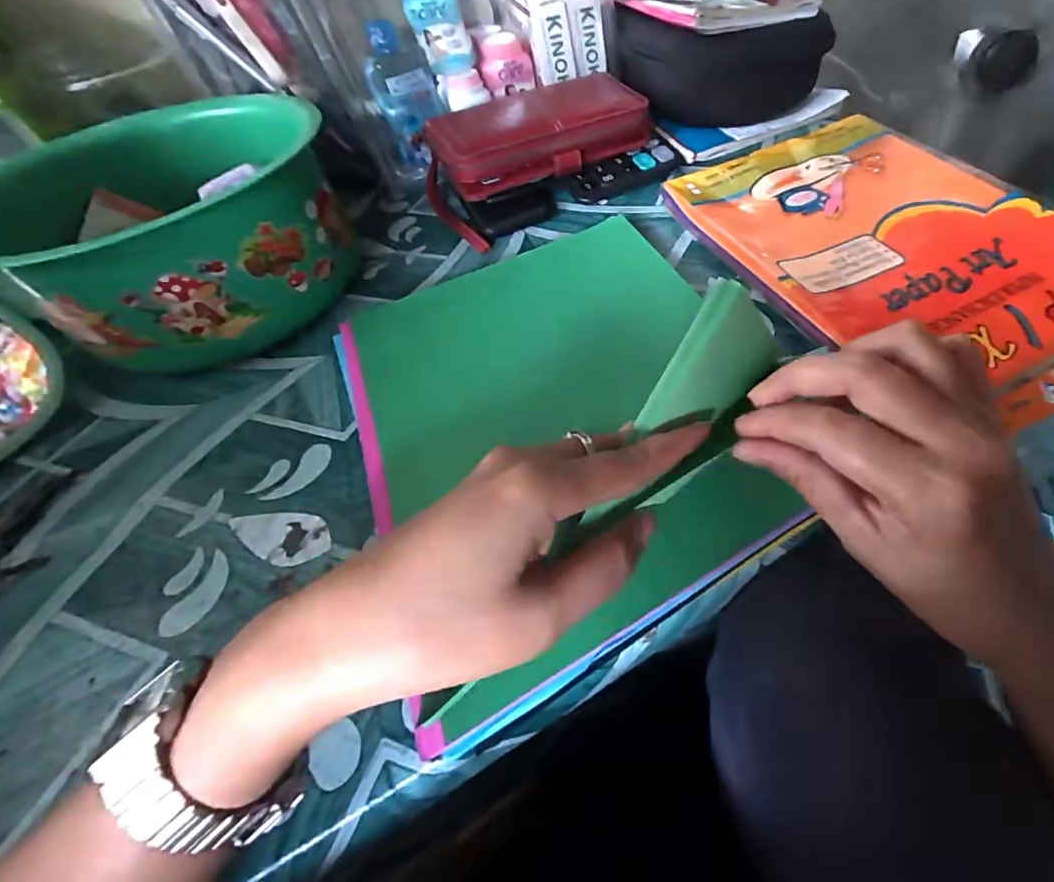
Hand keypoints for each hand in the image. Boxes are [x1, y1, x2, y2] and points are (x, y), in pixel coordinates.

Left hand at [169, 423, 708, 804]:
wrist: (347, 628)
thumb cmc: (446, 630)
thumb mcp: (540, 616)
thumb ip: (603, 566)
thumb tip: (642, 522)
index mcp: (537, 488)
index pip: (621, 463)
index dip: (668, 448)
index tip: (706, 424)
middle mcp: (516, 463)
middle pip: (593, 451)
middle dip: (637, 453)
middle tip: (680, 459)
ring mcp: (489, 471)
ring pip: (566, 458)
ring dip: (603, 468)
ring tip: (640, 486)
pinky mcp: (474, 488)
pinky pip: (541, 471)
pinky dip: (573, 480)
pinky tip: (582, 507)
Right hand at [731, 322, 1053, 668]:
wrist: (1028, 602)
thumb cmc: (938, 589)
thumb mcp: (862, 542)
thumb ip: (808, 480)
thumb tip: (748, 445)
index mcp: (924, 489)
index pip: (832, 429)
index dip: (777, 420)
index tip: (743, 425)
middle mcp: (958, 440)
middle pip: (866, 372)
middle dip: (801, 374)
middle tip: (764, 395)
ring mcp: (982, 418)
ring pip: (910, 344)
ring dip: (851, 350)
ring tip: (820, 380)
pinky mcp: (992, 410)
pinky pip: (951, 350)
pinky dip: (905, 350)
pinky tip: (878, 374)